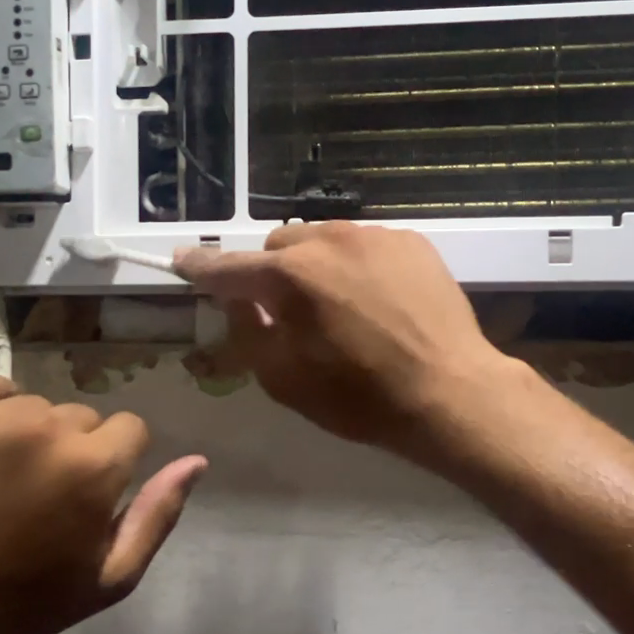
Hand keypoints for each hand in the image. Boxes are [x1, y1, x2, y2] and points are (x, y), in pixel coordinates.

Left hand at [0, 372, 206, 633]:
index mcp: (95, 465)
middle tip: (37, 496)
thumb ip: (158, 514)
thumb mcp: (109, 579)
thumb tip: (195, 461)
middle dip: (72, 450)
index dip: (114, 464)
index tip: (86, 497)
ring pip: (36, 405)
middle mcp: (50, 426)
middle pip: (82, 418)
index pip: (130, 430)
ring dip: (29, 434)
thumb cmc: (21, 602)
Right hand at [176, 222, 521, 453]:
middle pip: (277, 246)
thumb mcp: (283, 379)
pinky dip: (355, 267)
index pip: (227, 266)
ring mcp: (373, 235)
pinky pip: (363, 246)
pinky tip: (377, 301)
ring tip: (339, 307)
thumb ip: (246, 330)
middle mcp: (327, 240)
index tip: (182, 262)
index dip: (199, 266)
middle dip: (272, 273)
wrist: (451, 393)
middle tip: (287, 310)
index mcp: (289, 277)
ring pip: (322, 240)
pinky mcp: (410, 240)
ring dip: (315, 266)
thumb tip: (237, 299)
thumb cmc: (360, 398)